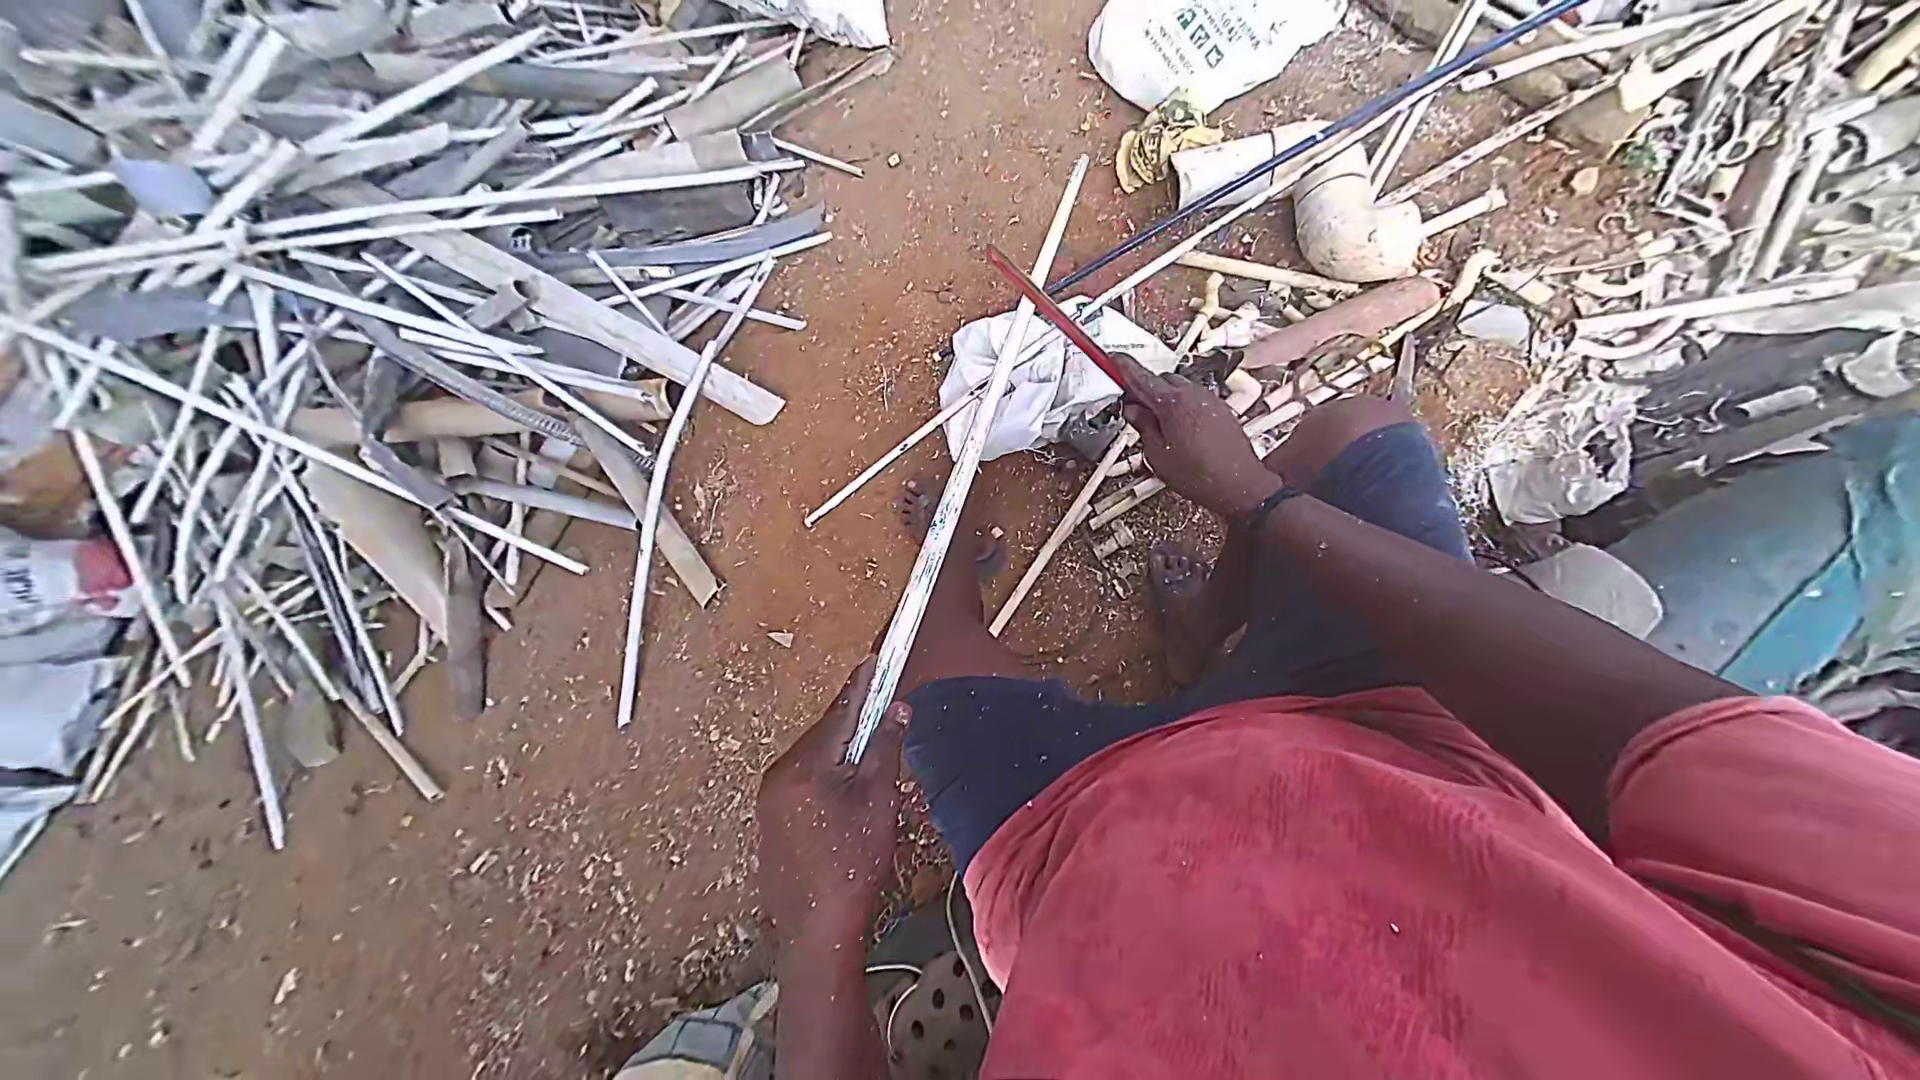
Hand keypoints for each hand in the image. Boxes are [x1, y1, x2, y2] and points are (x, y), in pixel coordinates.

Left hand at [757, 656, 908, 947]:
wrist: (816, 929)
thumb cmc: (853, 861)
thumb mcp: (878, 799)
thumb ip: (885, 747)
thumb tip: (897, 709)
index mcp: (804, 764)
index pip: (840, 712)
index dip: (861, 685)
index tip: (873, 659)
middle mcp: (779, 773)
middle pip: (825, 734)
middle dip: (854, 724)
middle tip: (883, 714)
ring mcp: (770, 797)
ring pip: (814, 758)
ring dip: (840, 752)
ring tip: (868, 760)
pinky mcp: (771, 818)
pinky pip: (802, 780)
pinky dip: (826, 774)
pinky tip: (844, 791)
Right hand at [1111, 351, 1281, 519]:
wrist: (1237, 485)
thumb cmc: (1201, 475)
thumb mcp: (1157, 454)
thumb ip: (1142, 426)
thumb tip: (1133, 411)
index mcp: (1172, 404)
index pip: (1141, 377)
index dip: (1123, 367)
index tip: (1114, 360)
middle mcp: (1193, 395)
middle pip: (1160, 380)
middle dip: (1144, 391)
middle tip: (1132, 408)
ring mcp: (1209, 400)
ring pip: (1178, 388)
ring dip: (1164, 400)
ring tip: (1156, 424)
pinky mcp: (1219, 408)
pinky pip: (1193, 398)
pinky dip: (1180, 407)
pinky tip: (1177, 429)